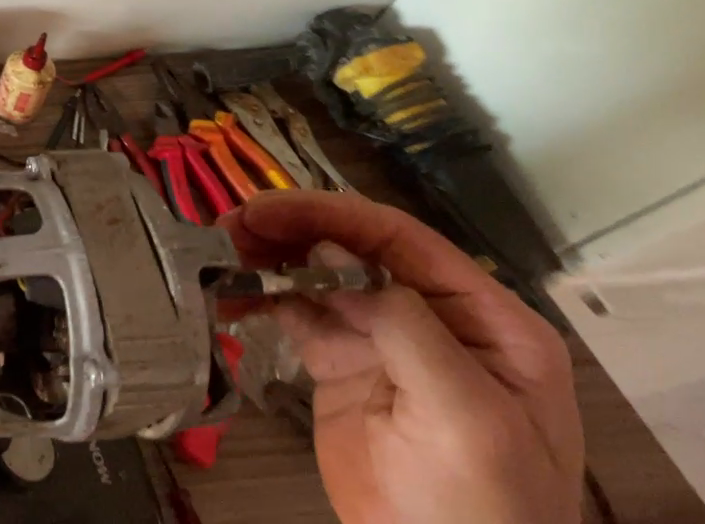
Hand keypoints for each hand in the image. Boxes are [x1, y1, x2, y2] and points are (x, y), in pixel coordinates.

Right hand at [221, 191, 582, 523]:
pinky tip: (229, 296)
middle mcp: (433, 317)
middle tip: (229, 228)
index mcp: (484, 318)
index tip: (264, 209)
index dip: (329, 215)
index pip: (400, 240)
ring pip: (316, 276)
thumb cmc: (479, 505)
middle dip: (289, 231)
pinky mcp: (342, 364)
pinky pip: (297, 314)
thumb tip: (331, 253)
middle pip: (351, 250)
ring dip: (268, 258)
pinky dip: (260, 297)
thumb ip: (404, 326)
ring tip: (220, 255)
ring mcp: (383, 341)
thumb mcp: (462, 414)